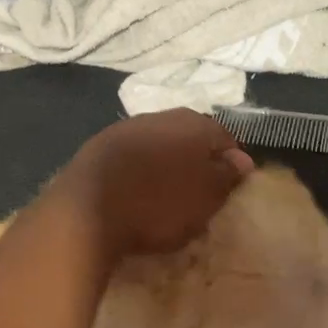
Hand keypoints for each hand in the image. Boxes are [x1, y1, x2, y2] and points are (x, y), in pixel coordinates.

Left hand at [46, 109, 253, 255]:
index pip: (224, 137)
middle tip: (200, 194)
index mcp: (193, 123)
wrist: (86, 211)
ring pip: (158, 144)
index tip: (230, 188)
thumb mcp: (205, 197)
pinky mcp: (98, 147)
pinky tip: (136, 193)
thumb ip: (227, 175)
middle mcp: (159, 116)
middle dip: (196, 161)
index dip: (231, 162)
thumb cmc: (158, 204)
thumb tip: (241, 159)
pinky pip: (131, 157)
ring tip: (167, 196)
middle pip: (189, 137)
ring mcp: (125, 129)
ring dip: (165, 165)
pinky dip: (139, 172)